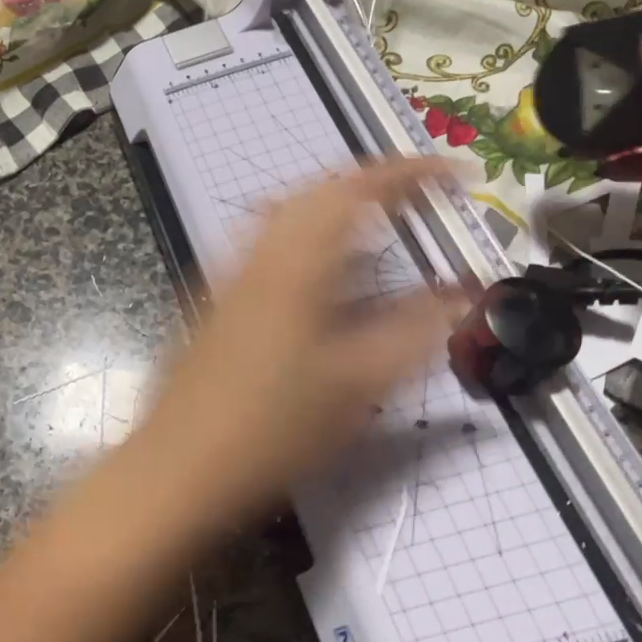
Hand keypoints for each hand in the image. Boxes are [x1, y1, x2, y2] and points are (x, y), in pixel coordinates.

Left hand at [128, 161, 460, 529]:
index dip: (409, 173)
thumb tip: (465, 292)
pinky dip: (301, 242)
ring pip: (282, 218)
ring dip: (331, 211)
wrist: (176, 468)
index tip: (455, 175)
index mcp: (294, 266)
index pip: (355, 190)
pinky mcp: (210, 306)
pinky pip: (262, 248)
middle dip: (368, 185)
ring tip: (372, 232)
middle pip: (312, 192)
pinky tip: (315, 282)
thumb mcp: (356, 387)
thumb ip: (416, 333)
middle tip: (414, 199)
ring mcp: (224, 281)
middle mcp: (254, 259)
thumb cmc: (270, 430)